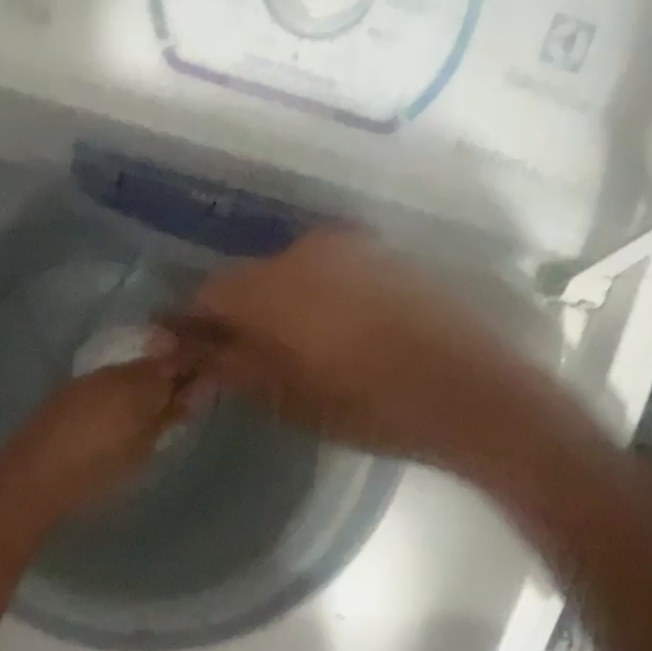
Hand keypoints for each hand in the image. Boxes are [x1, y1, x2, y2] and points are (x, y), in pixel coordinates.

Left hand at [0, 352, 202, 534]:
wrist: (31, 479)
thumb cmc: (95, 469)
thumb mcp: (143, 446)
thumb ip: (171, 413)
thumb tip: (196, 388)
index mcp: (139, 380)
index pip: (180, 355)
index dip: (199, 358)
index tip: (216, 367)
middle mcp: (114, 369)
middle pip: (155, 359)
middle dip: (175, 367)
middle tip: (193, 388)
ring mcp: (89, 378)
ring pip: (130, 370)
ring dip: (149, 379)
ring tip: (163, 403)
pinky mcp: (70, 392)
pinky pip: (109, 381)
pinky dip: (125, 390)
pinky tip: (128, 410)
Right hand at [167, 230, 551, 465]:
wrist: (474, 391)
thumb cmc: (367, 404)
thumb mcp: (283, 395)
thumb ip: (225, 363)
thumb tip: (177, 343)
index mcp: (268, 285)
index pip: (204, 294)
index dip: (189, 325)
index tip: (187, 354)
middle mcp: (301, 249)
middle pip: (247, 279)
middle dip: (236, 315)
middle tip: (244, 359)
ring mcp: (348, 246)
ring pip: (290, 272)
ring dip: (279, 304)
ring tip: (296, 350)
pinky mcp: (385, 253)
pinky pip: (330, 270)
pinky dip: (318, 296)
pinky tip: (339, 333)